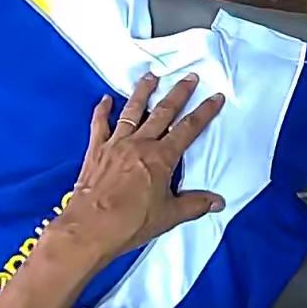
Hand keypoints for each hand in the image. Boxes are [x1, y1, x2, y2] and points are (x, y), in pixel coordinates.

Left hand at [35, 73, 226, 284]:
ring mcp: (116, 145)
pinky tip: (105, 100)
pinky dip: (102, 111)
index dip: (205, 111)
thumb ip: (195, 204)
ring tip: (152, 77)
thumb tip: (218, 202)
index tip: (216, 97)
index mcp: (161, 157)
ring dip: (143, 92)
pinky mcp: (96, 152)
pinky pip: (99, 125)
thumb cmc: (130, 223)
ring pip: (133, 111)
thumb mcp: (170, 215)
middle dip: (179, 93)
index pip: (189, 128)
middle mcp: (140, 144)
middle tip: (189, 77)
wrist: (87, 230)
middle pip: (163, 112)